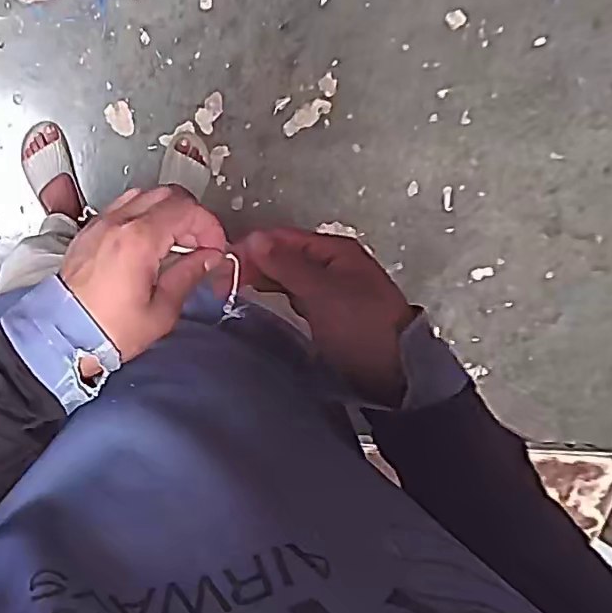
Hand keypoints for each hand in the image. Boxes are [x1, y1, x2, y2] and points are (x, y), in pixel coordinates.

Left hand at [60, 186, 227, 362]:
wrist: (61, 338)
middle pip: (166, 195)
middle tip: (199, 243)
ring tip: (173, 242)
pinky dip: (139, 216)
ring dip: (164, 212)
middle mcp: (116, 224)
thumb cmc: (105, 331)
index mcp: (138, 240)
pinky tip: (145, 243)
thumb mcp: (160, 311)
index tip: (215, 247)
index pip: (187, 211)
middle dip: (191, 215)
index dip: (210, 226)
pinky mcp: (86, 235)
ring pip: (141, 196)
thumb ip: (187, 276)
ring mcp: (98, 226)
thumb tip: (206, 259)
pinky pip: (119, 208)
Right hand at [238, 227, 414, 404]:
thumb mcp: (322, 292)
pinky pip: (287, 293)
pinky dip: (268, 294)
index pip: (281, 239)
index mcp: (333, 251)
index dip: (251, 248)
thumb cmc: (361, 328)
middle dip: (251, 264)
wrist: (392, 374)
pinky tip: (252, 300)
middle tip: (219, 281)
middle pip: (280, 255)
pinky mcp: (319, 310)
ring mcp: (324, 288)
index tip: (221, 265)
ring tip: (228, 290)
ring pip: (281, 275)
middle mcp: (328, 265)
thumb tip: (252, 239)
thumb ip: (286, 265)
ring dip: (257, 278)